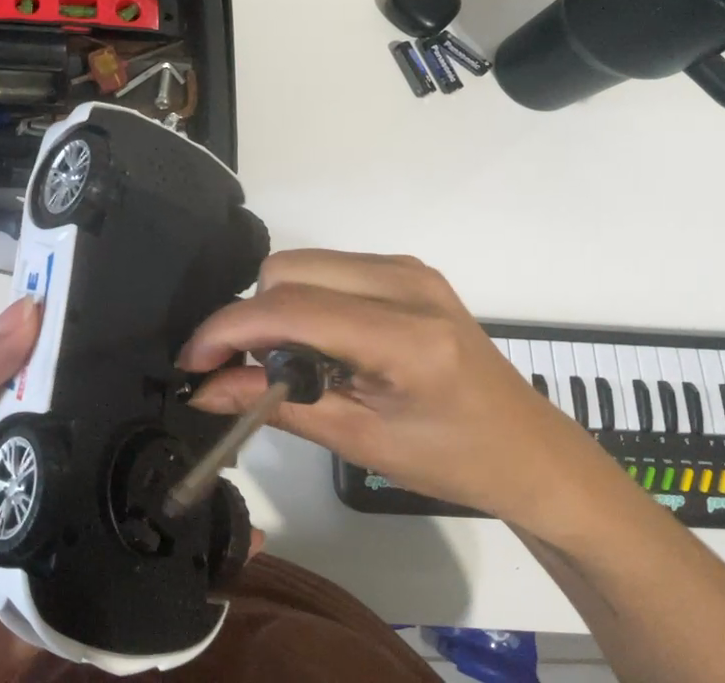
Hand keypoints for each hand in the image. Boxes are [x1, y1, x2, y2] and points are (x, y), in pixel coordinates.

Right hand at [177, 250, 610, 523]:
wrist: (532, 452)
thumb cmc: (453, 460)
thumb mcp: (360, 440)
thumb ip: (275, 405)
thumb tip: (203, 390)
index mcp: (405, 336)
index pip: (290, 310)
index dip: (228, 330)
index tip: (192, 361)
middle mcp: (406, 283)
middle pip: (287, 272)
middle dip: (251, 318)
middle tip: (242, 370)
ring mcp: (409, 269)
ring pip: (302, 263)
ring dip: (274, 307)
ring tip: (282, 361)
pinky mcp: (407, 269)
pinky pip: (327, 268)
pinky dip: (302, 299)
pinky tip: (314, 343)